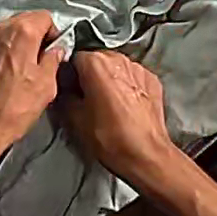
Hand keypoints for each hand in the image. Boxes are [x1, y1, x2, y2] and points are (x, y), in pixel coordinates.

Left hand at [0, 12, 64, 161]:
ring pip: (8, 29)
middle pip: (25, 19)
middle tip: (40, 57)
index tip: (53, 48)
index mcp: (23, 32)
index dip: (53, 32)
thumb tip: (56, 52)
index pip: (45, 17)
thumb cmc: (13, 107)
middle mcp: (2, 29)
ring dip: (17, 41)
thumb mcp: (47, 85)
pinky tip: (5, 70)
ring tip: (22, 66)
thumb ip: (54, 60)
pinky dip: (1, 49)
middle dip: (35, 34)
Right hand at [64, 50, 181, 188]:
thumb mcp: (75, 120)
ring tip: (109, 107)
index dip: (70, 76)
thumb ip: (64, 96)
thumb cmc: (113, 139)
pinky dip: (128, 87)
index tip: (71, 91)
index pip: (74, 59)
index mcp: (95, 63)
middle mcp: (117, 59)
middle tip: (88, 102)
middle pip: (96, 61)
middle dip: (90, 77)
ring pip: (115, 68)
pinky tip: (125, 108)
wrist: (147, 156)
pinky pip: (133, 77)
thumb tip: (65, 91)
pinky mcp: (152, 80)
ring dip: (110, 81)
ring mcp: (137, 68)